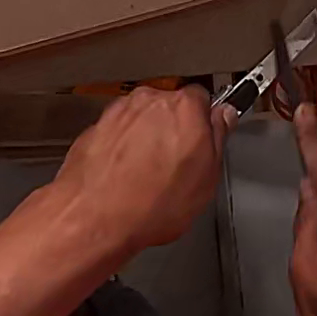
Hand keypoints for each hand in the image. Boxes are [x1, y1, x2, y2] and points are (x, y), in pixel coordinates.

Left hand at [40, 86, 234, 255]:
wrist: (94, 217)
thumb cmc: (147, 203)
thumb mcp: (206, 179)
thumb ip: (218, 138)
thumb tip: (222, 122)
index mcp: (184, 107)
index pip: (202, 98)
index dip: (205, 121)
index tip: (205, 136)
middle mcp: (149, 101)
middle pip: (169, 107)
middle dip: (173, 130)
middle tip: (177, 165)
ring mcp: (119, 113)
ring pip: (141, 120)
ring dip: (145, 139)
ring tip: (148, 177)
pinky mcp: (95, 127)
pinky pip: (117, 133)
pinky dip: (121, 149)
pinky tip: (125, 177)